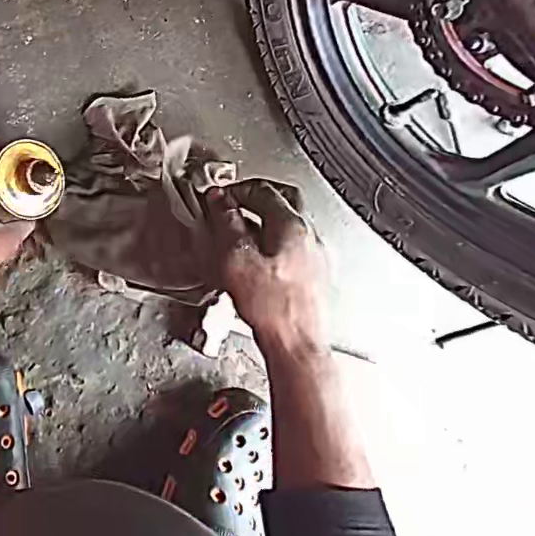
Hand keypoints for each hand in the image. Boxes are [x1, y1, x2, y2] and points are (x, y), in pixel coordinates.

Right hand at [206, 180, 328, 352]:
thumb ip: (227, 223)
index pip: (262, 191)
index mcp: (291, 225)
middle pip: (285, 199)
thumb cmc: (272, 307)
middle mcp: (310, 236)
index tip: (217, 197)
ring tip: (243, 231)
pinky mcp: (317, 276)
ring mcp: (317, 256)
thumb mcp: (236, 258)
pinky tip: (260, 258)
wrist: (297, 345)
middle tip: (235, 202)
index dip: (235, 190)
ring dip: (266, 220)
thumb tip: (219, 200)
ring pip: (291, 223)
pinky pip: (295, 246)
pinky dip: (275, 242)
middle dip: (257, 197)